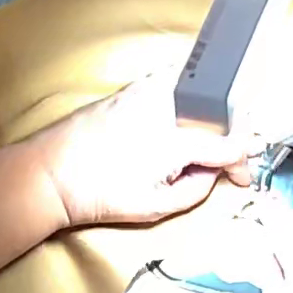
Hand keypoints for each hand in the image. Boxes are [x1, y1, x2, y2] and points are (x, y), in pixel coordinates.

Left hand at [23, 76, 252, 227]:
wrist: (50, 173)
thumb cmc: (97, 194)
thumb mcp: (154, 206)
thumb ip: (195, 189)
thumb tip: (210, 174)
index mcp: (176, 139)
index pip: (228, 144)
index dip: (241, 163)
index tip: (242, 177)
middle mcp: (167, 106)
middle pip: (221, 111)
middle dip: (233, 136)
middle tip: (229, 161)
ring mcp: (147, 90)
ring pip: (201, 93)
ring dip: (213, 116)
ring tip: (207, 144)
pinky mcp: (132, 87)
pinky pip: (175, 86)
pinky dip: (189, 102)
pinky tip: (184, 122)